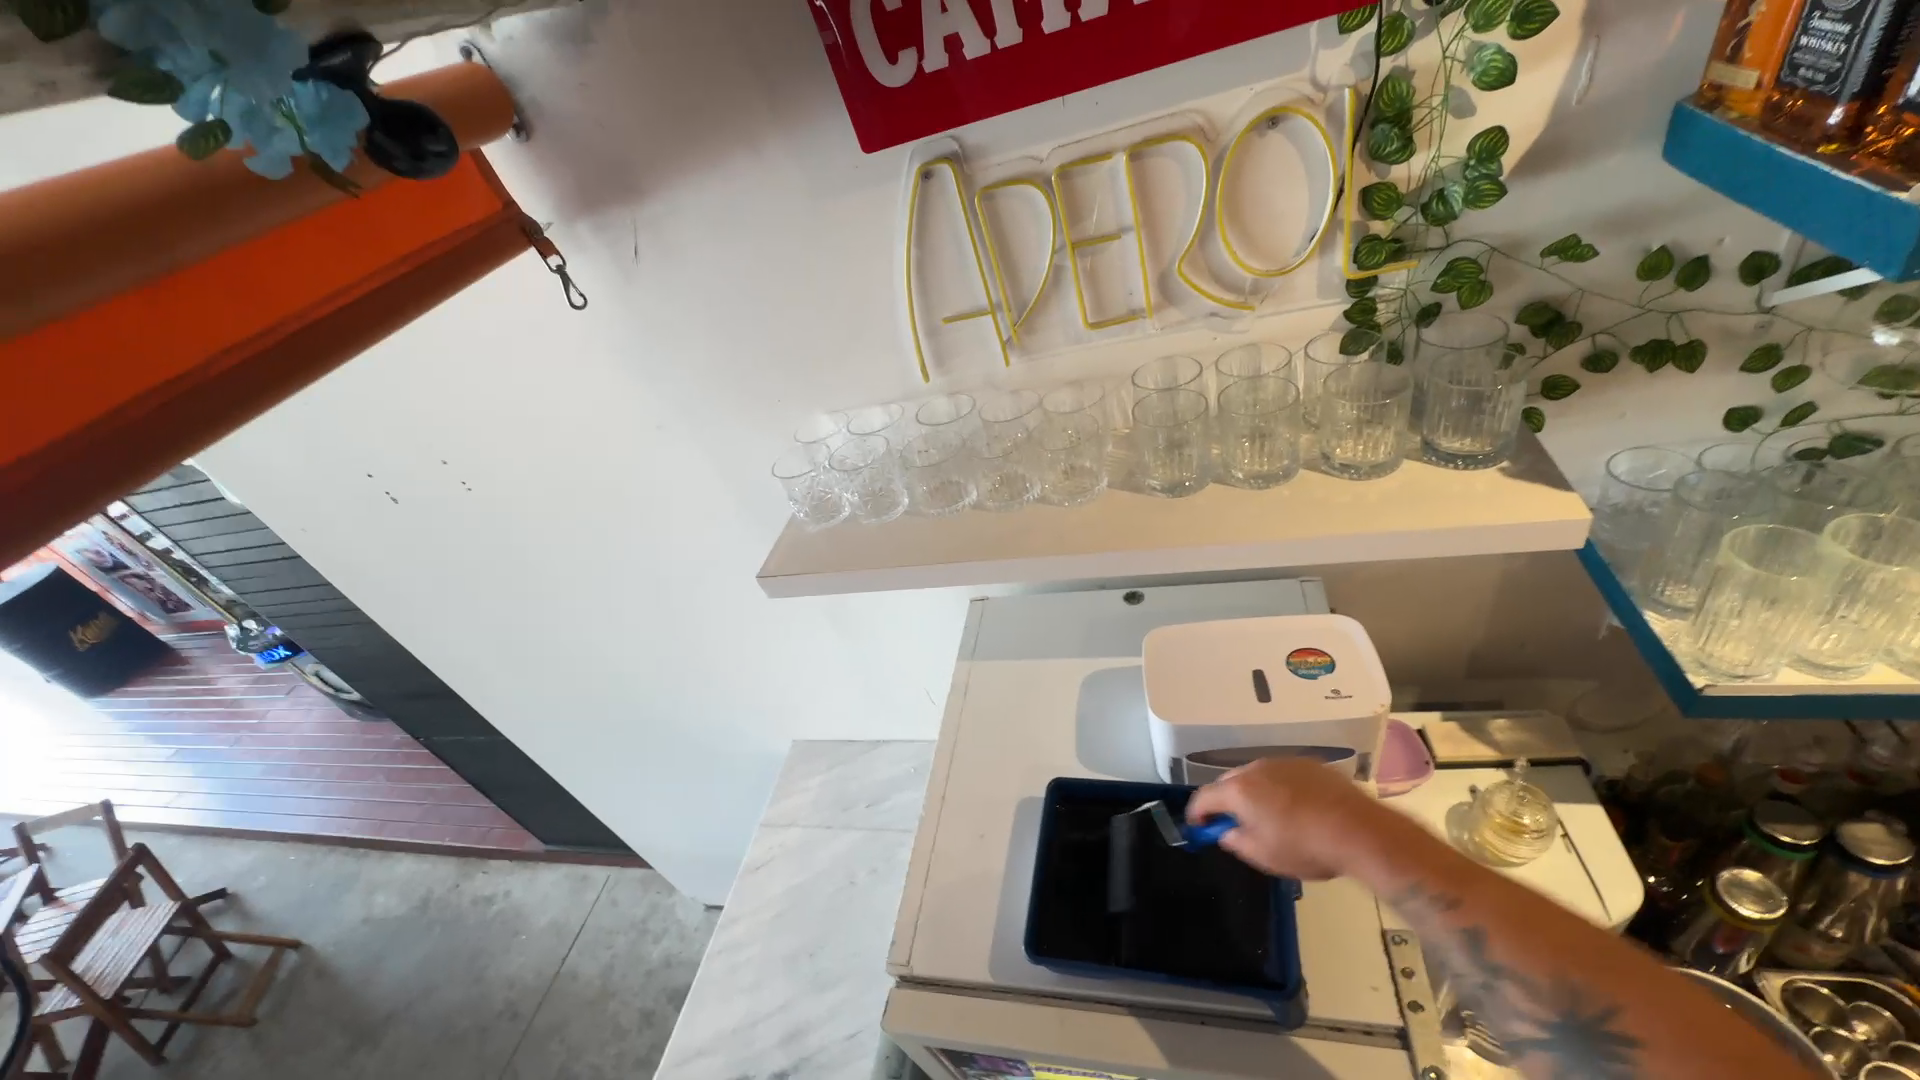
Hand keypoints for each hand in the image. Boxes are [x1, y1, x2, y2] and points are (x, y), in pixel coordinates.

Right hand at [1186, 758, 1392, 879]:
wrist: (1360, 832)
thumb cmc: (1305, 847)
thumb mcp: (1263, 856)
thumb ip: (1236, 841)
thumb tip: (1226, 832)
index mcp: (1239, 790)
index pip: (1203, 798)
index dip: (1196, 814)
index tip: (1200, 829)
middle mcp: (1256, 768)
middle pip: (1229, 782)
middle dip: (1225, 801)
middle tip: (1234, 823)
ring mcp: (1285, 762)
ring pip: (1256, 775)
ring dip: (1254, 792)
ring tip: (1269, 815)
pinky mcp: (1310, 764)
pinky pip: (1283, 774)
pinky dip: (1280, 787)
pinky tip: (1296, 807)